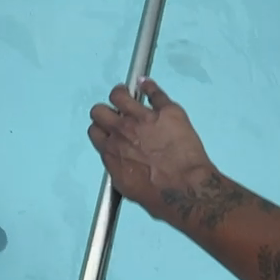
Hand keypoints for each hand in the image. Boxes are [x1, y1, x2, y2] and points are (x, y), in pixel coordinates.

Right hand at [89, 79, 236, 228]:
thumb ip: (118, 167)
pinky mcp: (167, 111)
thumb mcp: (126, 187)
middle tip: (115, 111)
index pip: (95, 131)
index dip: (101, 128)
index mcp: (111, 151)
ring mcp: (143, 118)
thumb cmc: (158, 195)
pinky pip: (154, 92)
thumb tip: (119, 161)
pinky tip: (147, 84)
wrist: (184, 188)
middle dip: (106, 110)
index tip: (107, 129)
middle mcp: (122, 131)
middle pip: (100, 110)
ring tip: (127, 93)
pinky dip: (149, 86)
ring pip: (120, 94)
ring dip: (121, 93)